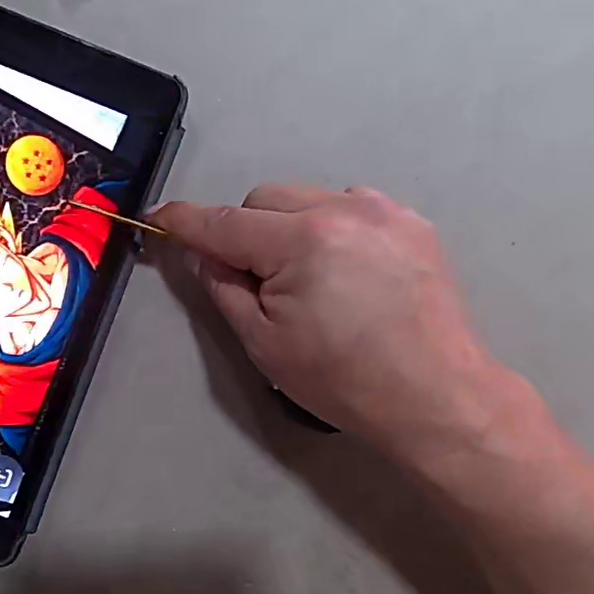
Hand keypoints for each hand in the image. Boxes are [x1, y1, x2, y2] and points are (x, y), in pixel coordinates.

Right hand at [152, 187, 528, 465]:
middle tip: (257, 281)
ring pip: (305, 197)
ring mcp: (383, 210)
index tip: (157, 219)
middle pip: (263, 199)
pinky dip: (328, 227)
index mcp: (302, 241)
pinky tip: (344, 270)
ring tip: (307, 278)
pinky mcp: (410, 221)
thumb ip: (222, 288)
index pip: (224, 222)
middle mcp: (343, 209)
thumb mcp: (263, 343)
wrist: (436, 396)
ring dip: (288, 227)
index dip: (183, 221)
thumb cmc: (343, 379)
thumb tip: (200, 254)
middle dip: (246, 233)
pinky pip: (347, 206)